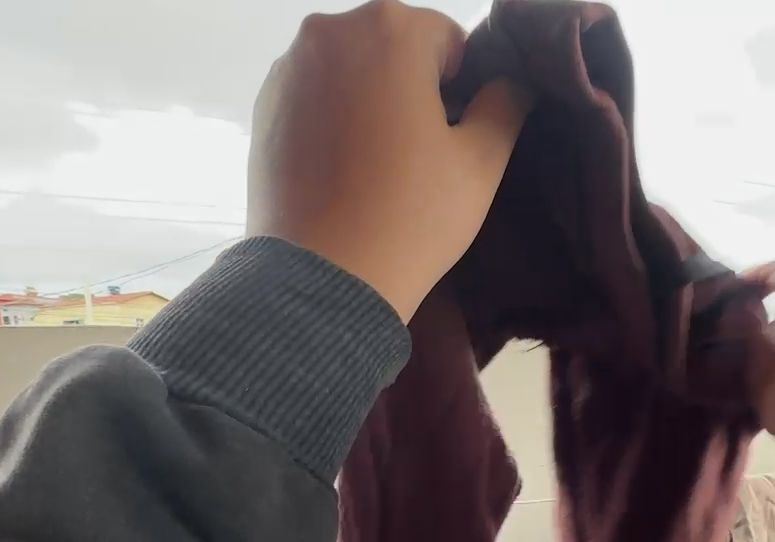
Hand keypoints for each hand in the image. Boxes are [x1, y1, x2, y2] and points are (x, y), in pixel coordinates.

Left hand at [248, 1, 531, 321]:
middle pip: (392, 48)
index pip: (447, 40)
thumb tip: (510, 84)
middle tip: (419, 158)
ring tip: (378, 171)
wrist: (327, 277)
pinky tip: (344, 176)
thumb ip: (503, 109)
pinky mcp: (263, 108)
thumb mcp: (480, 166)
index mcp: (391, 29)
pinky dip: (334, 122)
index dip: (462, 89)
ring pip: (350, 72)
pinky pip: (315, 100)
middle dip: (412, 89)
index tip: (456, 139)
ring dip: (372, 103)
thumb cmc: (413, 218)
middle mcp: (330, 30)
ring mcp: (289, 68)